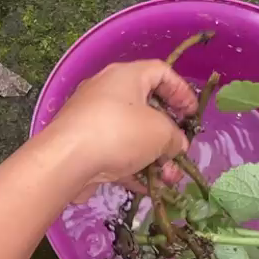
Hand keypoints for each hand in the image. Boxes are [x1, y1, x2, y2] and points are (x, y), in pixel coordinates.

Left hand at [38, 60, 196, 194]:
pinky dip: (132, 166)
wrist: (66, 161)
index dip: (182, 91)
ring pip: (131, 134)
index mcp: (126, 75)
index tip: (192, 115)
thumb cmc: (118, 133)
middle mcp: (107, 91)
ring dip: (153, 156)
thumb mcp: (160, 133)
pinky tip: (148, 186)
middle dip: (167, 134)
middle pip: (145, 107)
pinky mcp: (83, 144)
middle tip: (179, 152)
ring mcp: (92, 118)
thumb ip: (175, 137)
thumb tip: (176, 145)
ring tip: (168, 179)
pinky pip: (114, 152)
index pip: (161, 72)